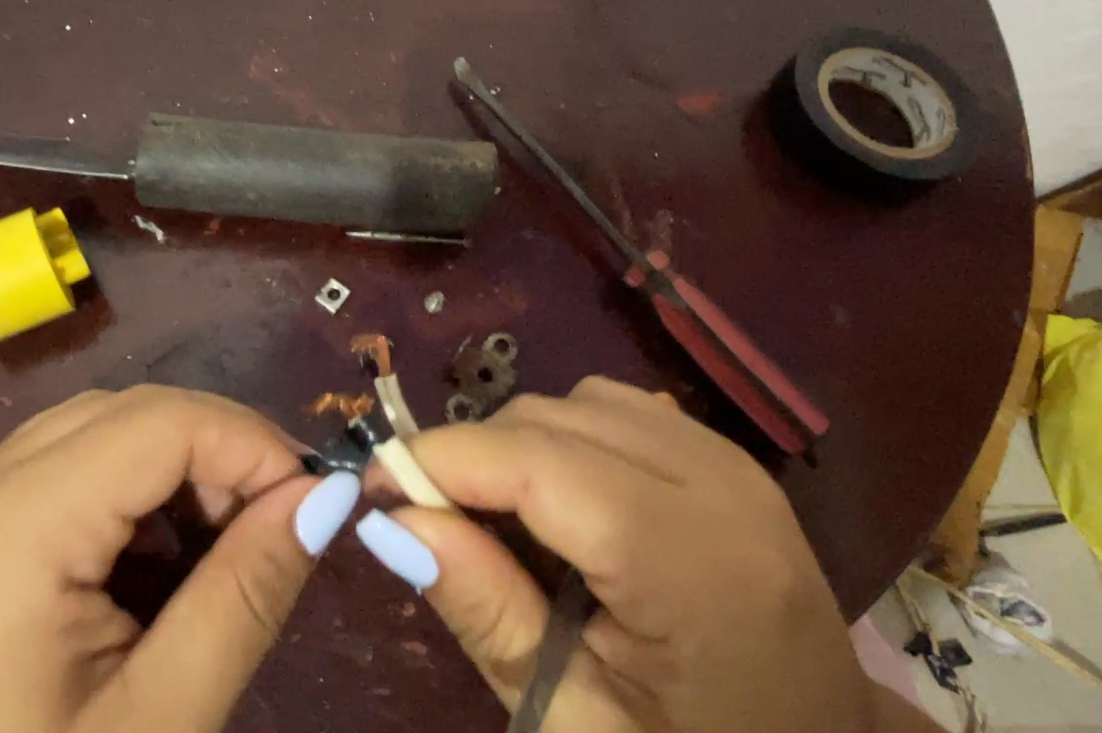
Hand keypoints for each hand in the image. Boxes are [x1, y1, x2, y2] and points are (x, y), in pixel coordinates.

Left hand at [0, 386, 341, 732]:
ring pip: (93, 439)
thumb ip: (245, 595)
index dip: (254, 444)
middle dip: (218, 454)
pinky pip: (56, 479)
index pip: (163, 421)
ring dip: (175, 474)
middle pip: (127, 417)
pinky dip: (125, 500)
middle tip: (275, 531)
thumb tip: (323, 496)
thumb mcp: (157, 724)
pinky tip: (148, 576)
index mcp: (10, 530)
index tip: (313, 507)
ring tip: (220, 556)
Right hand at [359, 376, 929, 732]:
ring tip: (504, 524)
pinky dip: (561, 438)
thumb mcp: (576, 720)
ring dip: (514, 447)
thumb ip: (487, 612)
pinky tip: (563, 504)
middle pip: (549, 420)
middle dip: (470, 458)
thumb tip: (391, 519)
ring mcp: (729, 458)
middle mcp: (720, 485)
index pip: (539, 465)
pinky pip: (610, 407)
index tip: (371, 488)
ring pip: (572, 401)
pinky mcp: (723, 452)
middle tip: (433, 527)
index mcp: (695, 569)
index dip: (440, 459)